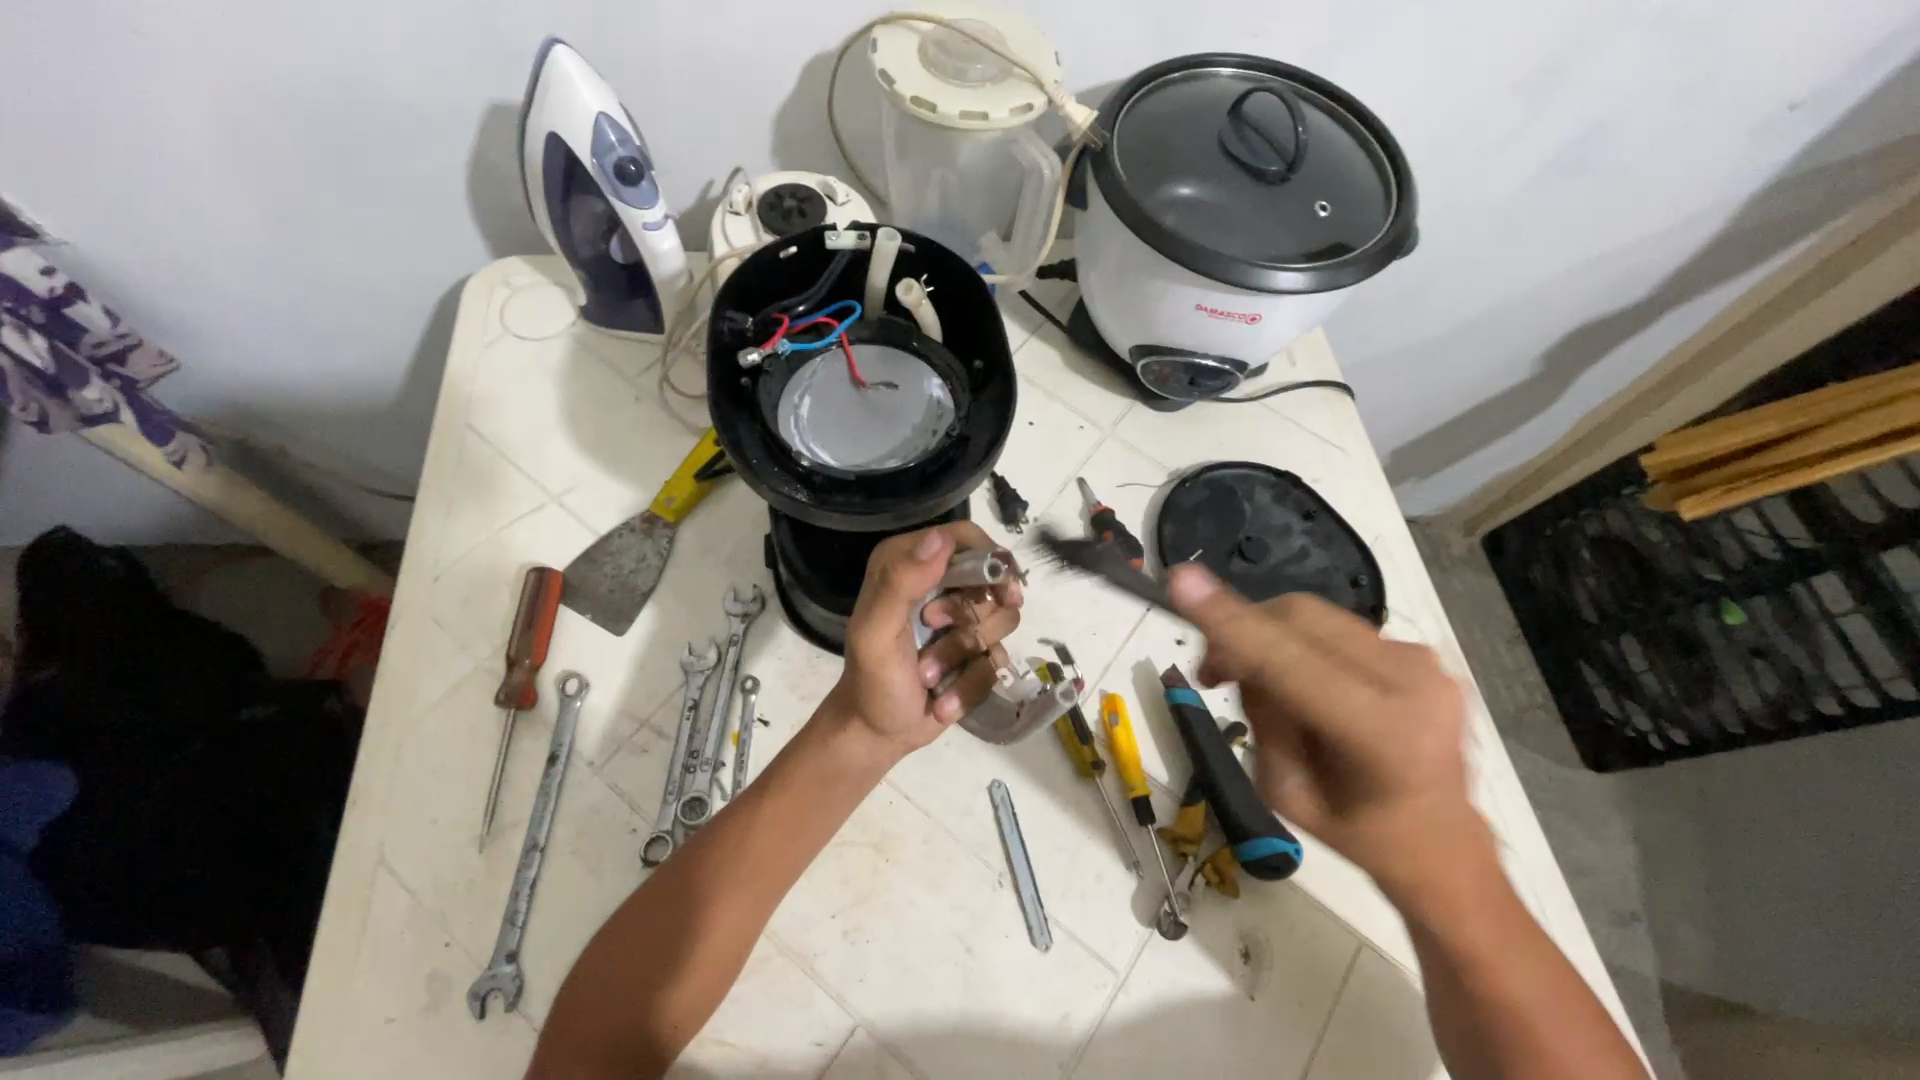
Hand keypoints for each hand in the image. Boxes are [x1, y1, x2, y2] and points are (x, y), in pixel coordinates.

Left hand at [819, 522, 1022, 759]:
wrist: (878, 732)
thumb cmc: (872, 680)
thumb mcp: (877, 631)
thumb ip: (901, 582)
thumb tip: (940, 540)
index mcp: (908, 563)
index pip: (967, 538)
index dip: (990, 562)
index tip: (998, 593)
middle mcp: (937, 583)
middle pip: (995, 581)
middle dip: (973, 620)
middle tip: (937, 634)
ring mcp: (960, 618)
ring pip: (1003, 621)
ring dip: (966, 656)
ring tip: (930, 676)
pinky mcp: (975, 650)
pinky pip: (999, 659)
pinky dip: (971, 683)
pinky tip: (944, 696)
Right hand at [1167, 564, 1482, 892]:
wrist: (1443, 841)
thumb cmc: (1357, 833)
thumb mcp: (1287, 792)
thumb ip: (1264, 717)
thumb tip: (1239, 654)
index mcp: (1382, 735)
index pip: (1291, 662)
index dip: (1232, 624)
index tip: (1181, 582)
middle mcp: (1412, 683)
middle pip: (1301, 619)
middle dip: (1243, 631)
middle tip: (1212, 673)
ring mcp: (1424, 663)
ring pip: (1316, 619)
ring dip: (1270, 639)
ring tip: (1255, 683)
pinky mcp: (1421, 653)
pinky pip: (1338, 630)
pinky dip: (1302, 646)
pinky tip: (1301, 685)